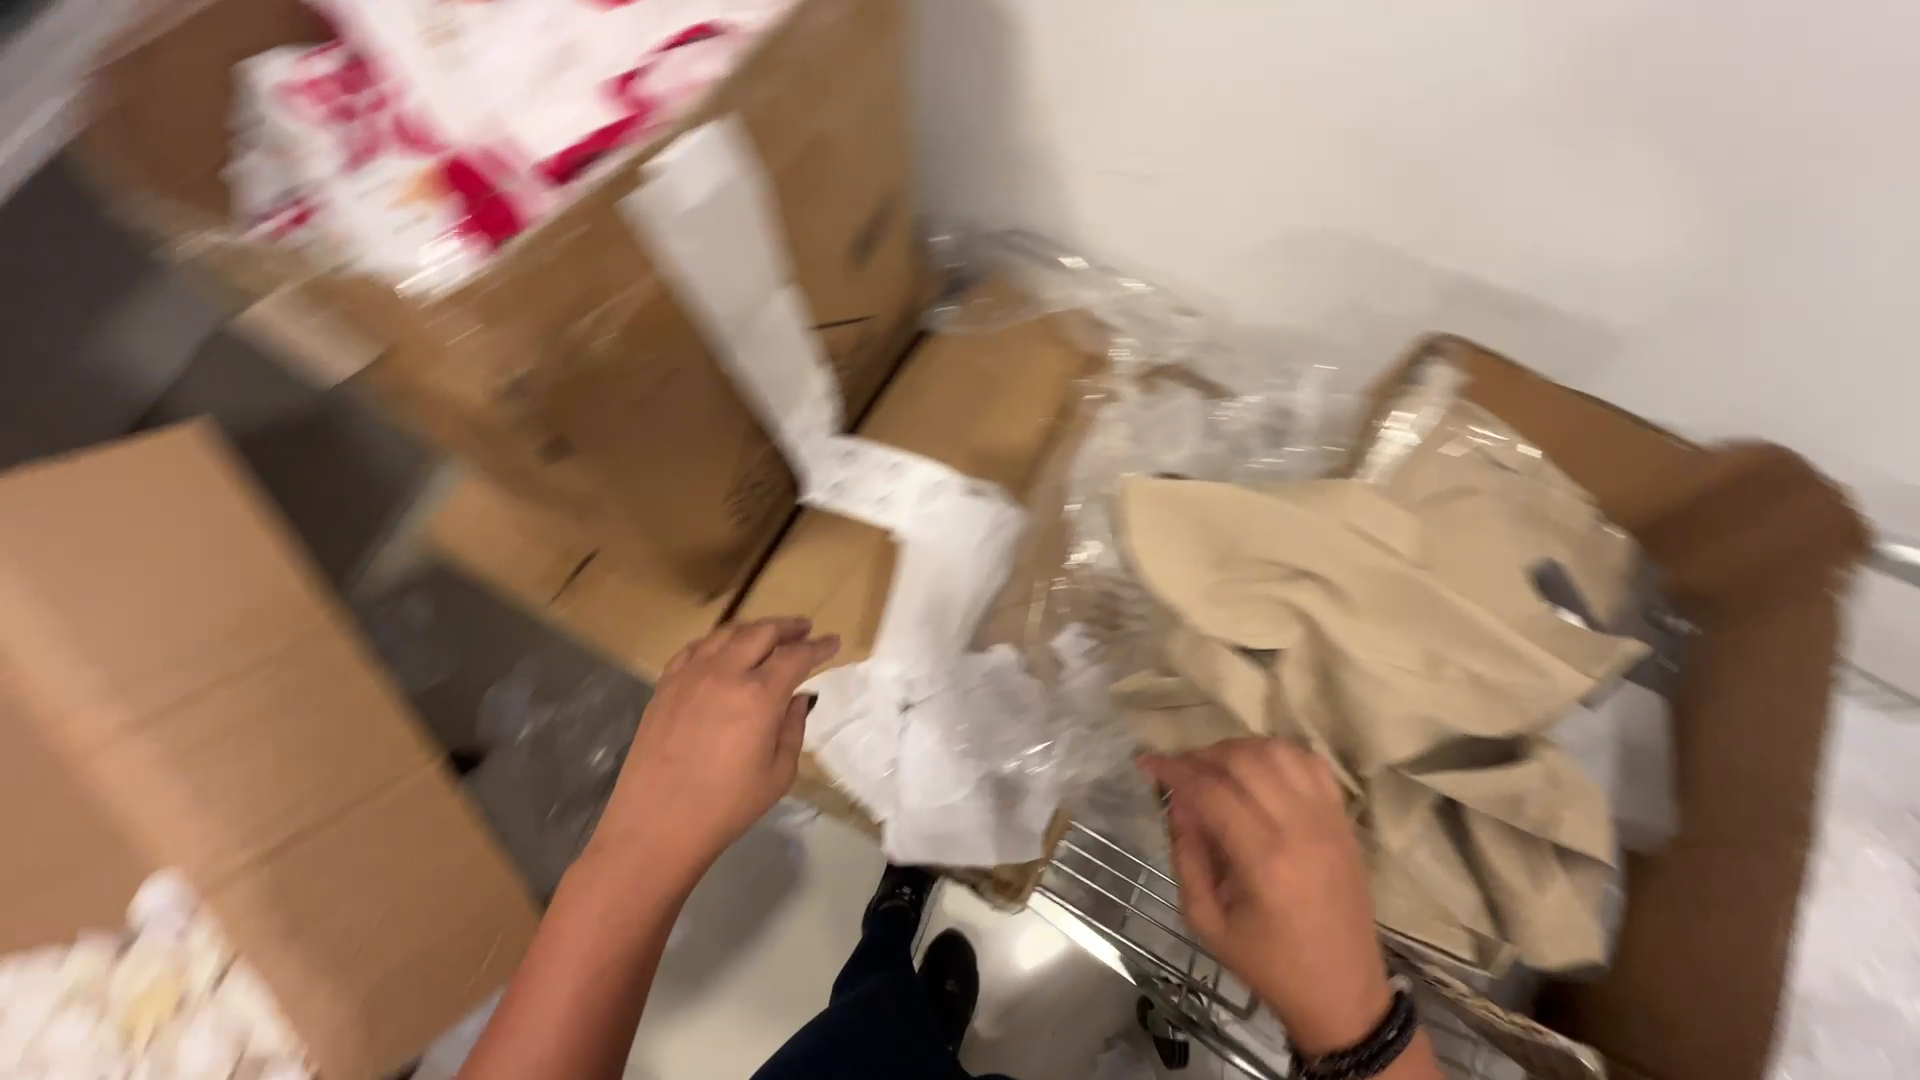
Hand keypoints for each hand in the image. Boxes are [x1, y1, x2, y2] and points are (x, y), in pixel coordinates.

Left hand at [592, 617, 839, 878]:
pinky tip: (723, 650)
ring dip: (754, 629)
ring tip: (768, 634)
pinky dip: (717, 642)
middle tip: (805, 629)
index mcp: (759, 696)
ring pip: (727, 634)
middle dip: (788, 627)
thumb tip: (796, 698)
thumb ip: (792, 728)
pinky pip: (695, 649)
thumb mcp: (779, 773)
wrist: (657, 824)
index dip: (818, 647)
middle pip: (762, 632)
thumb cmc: (727, 806)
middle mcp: (725, 673)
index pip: (797, 656)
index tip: (832, 642)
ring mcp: (690, 675)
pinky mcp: (665, 685)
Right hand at [1141, 738, 1392, 1056]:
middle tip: (1181, 770)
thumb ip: (1186, 855)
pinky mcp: (1345, 821)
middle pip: (1244, 760)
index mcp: (1263, 861)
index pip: (1210, 790)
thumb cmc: (1268, 964)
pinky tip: (1258, 771)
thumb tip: (1176, 801)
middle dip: (1203, 755)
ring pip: (1279, 751)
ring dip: (1240, 749)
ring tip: (1217, 767)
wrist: (1343, 994)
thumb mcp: (1206, 921)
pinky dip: (1279, 754)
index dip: (1173, 769)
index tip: (1147, 763)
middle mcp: (1300, 830)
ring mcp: (1328, 821)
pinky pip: (1312, 764)